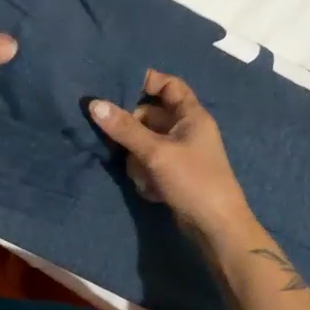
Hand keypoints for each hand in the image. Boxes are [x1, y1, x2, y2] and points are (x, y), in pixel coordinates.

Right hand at [90, 70, 254, 241]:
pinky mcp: (172, 174)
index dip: (146, 81)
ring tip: (142, 174)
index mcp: (191, 115)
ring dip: (137, 158)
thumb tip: (94, 103)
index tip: (116, 86)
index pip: (168, 85)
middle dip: (132, 130)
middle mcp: (186, 130)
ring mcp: (179, 153)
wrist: (216, 228)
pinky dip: (145, 174)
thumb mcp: (156, 152)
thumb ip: (125, 128)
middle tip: (113, 138)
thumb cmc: (193, 180)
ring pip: (144, 142)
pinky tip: (151, 189)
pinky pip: (148, 163)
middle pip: (149, 116)